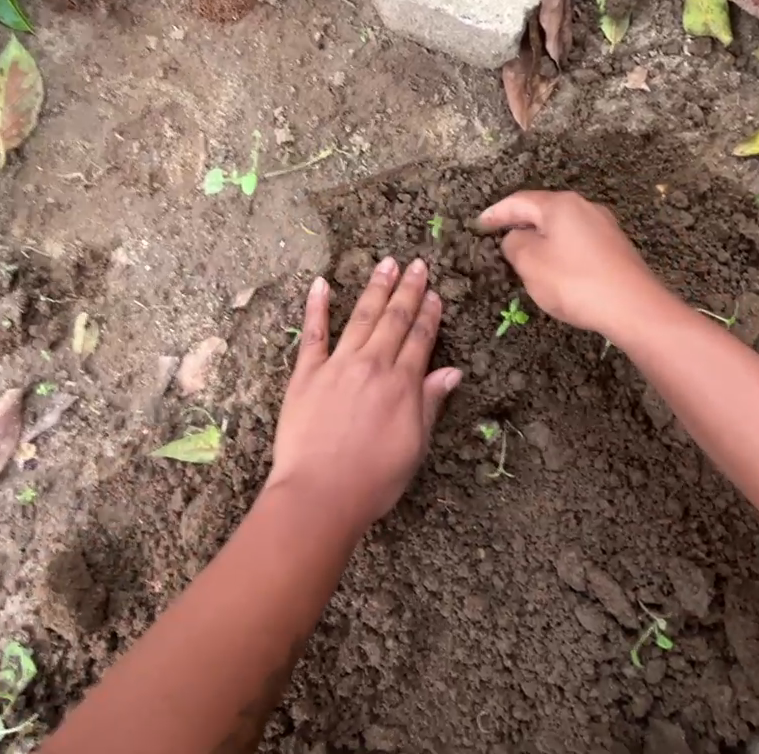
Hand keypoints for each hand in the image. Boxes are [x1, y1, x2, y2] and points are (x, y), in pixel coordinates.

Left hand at [265, 258, 461, 536]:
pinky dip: (317, 307)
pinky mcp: (305, 374)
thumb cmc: (373, 479)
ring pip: (361, 317)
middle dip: (408, 290)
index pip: (420, 338)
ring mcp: (337, 366)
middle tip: (416, 265)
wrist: (320, 494)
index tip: (435, 293)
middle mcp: (372, 365)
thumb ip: (430, 402)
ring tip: (386, 264)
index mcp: (402, 384)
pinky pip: (313, 333)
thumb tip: (452, 371)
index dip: (429, 314)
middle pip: (394, 319)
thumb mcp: (414, 445)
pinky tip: (322, 284)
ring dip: (375, 289)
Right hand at [478, 190, 670, 340]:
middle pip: (542, 211)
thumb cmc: (575, 282)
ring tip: (523, 258)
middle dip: (518, 225)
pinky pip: (577, 242)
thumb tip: (515, 238)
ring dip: (540, 240)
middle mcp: (584, 207)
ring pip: (561, 228)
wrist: (634, 308)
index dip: (495, 213)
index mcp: (560, 205)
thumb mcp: (530, 263)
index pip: (518, 201)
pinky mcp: (614, 247)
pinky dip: (559, 251)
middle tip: (497, 240)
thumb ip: (513, 244)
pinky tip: (554, 270)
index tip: (478, 224)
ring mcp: (603, 226)